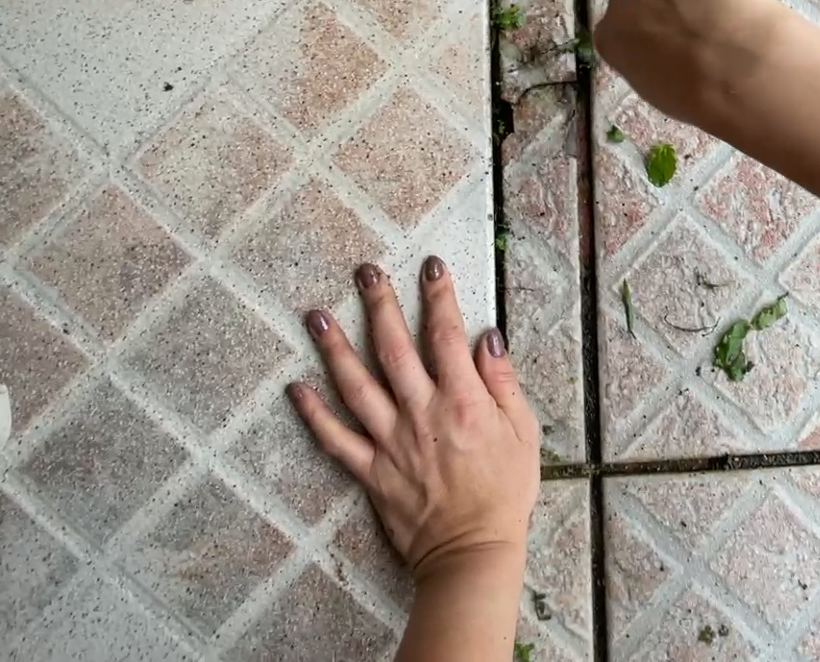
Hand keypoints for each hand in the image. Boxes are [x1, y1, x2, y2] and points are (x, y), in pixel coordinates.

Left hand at [288, 257, 539, 581]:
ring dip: (335, 349)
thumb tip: (487, 336)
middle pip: (394, 349)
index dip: (438, 296)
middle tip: (365, 272)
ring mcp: (391, 442)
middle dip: (379, 305)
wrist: (473, 551)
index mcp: (463, 401)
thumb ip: (503, 381)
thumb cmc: (505, 490)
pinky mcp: (371, 471)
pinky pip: (336, 440)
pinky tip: (296, 389)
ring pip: (357, 387)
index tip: (431, 267)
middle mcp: (422, 413)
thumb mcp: (523, 431)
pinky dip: (314, 415)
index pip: (446, 335)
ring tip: (315, 315)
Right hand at [594, 0, 796, 125]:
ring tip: (725, 9)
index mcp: (610, 33)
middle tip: (701, 21)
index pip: (622, 23)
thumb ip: (648, 58)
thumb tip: (666, 49)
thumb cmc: (697, 93)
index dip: (651, 27)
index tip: (673, 36)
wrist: (736, 68)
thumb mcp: (656, 88)